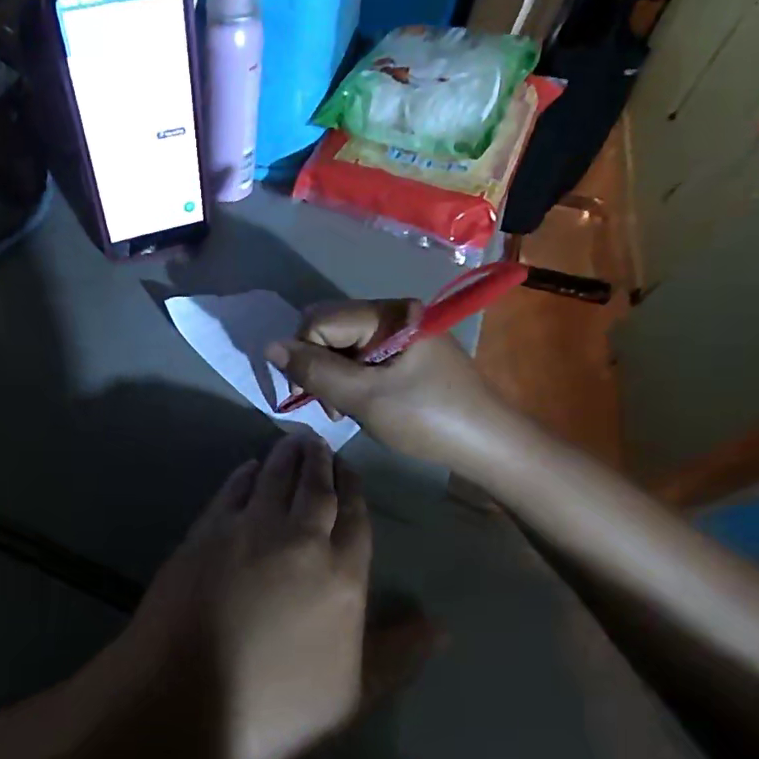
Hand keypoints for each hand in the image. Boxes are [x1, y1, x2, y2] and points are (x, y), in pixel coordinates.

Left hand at [123, 431, 433, 758]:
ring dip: (287, 456)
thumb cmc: (278, 712)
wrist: (181, 713)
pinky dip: (245, 474)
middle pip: (316, 488)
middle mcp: (299, 540)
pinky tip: (249, 468)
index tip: (351, 470)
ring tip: (295, 441)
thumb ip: (398, 653)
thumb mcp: (353, 695)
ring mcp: (248, 532)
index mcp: (342, 575)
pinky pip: (232, 491)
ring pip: (274, 479)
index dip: (354, 489)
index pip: (355, 517)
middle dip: (322, 461)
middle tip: (322, 443)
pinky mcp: (205, 534)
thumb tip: (442, 626)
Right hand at [266, 299, 513, 467]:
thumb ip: (315, 370)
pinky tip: (364, 407)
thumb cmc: (427, 418)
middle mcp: (397, 314)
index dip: (302, 355)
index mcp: (390, 313)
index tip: (305, 398)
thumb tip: (269, 344)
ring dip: (336, 378)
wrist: (489, 445)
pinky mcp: (412, 356)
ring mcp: (407, 335)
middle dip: (320, 367)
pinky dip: (356, 382)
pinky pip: (368, 359)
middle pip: (333, 329)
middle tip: (332, 409)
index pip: (321, 320)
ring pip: (348, 347)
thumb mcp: (365, 397)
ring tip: (347, 413)